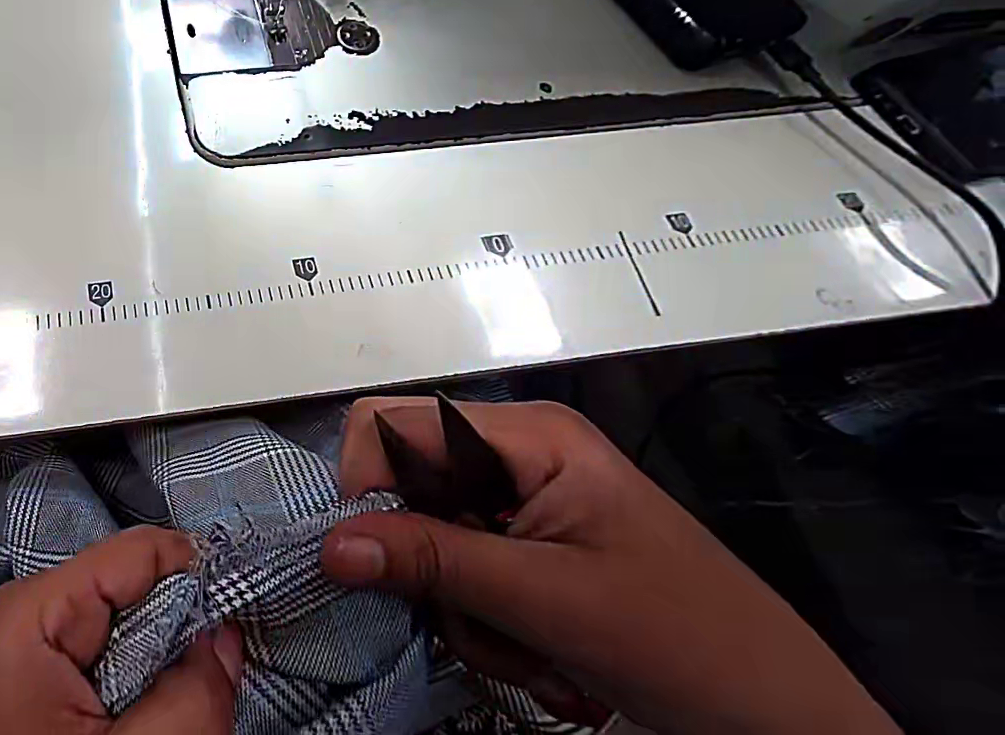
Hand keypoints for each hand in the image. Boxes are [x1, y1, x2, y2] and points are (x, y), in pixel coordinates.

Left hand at [0, 526, 241, 734]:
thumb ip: (190, 698)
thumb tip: (227, 636)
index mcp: (38, 606)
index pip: (136, 552)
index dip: (196, 569)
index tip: (244, 601)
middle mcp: (34, 607)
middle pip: (132, 586)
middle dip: (183, 623)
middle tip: (225, 665)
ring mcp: (36, 641)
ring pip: (128, 626)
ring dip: (166, 660)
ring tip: (188, 698)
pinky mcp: (43, 675)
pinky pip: (110, 658)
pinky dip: (143, 681)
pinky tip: (153, 713)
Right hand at [321, 398, 897, 734]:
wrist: (795, 730)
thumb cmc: (693, 645)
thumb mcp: (551, 601)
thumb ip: (433, 561)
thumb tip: (331, 544)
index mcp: (524, 433)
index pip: (391, 421)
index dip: (366, 478)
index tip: (367, 550)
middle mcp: (510, 451)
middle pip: (403, 479)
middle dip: (419, 553)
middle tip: (459, 612)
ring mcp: (514, 498)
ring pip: (421, 532)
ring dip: (452, 601)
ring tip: (518, 647)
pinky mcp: (518, 540)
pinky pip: (452, 564)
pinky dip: (473, 615)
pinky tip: (530, 652)